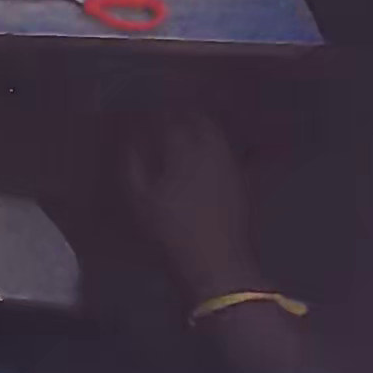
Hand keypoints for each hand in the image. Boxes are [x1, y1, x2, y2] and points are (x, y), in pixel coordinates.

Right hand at [122, 113, 263, 300]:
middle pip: (200, 121)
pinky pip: (228, 151)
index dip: (153, 111)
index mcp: (184, 154)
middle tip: (162, 111)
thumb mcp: (137, 199)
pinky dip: (213, 142)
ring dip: (199, 124)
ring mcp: (231, 168)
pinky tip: (201, 149)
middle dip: (181, 112)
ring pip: (217, 134)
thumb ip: (132, 163)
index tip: (139, 107)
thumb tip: (130, 140)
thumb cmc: (168, 232)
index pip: (169, 120)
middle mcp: (212, 154)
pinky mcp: (242, 183)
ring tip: (181, 125)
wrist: (216, 266)